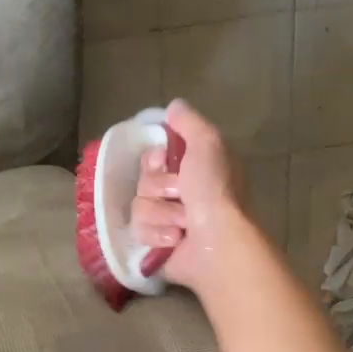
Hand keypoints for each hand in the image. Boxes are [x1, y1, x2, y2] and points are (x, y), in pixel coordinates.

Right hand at [130, 98, 254, 292]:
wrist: (215, 242)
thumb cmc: (215, 191)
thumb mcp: (208, 143)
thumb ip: (189, 122)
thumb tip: (173, 106)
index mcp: (192, 167)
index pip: (152, 157)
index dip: (154, 159)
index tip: (164, 162)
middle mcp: (178, 192)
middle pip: (143, 181)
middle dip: (160, 187)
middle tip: (181, 194)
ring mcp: (165, 220)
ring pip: (138, 206)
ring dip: (161, 213)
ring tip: (183, 223)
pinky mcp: (154, 245)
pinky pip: (137, 231)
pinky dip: (156, 234)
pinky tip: (174, 240)